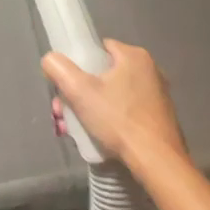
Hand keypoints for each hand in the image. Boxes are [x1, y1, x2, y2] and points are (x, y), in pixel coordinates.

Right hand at [42, 39, 188, 172]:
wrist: (156, 160)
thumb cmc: (118, 120)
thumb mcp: (79, 91)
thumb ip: (59, 69)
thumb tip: (50, 59)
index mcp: (134, 56)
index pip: (98, 49)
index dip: (78, 64)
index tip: (67, 84)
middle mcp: (150, 69)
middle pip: (103, 74)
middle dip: (79, 93)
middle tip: (64, 113)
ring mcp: (157, 93)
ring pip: (113, 94)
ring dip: (90, 108)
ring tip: (74, 129)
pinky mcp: (159, 115)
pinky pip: (126, 109)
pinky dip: (110, 118)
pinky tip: (97, 135)